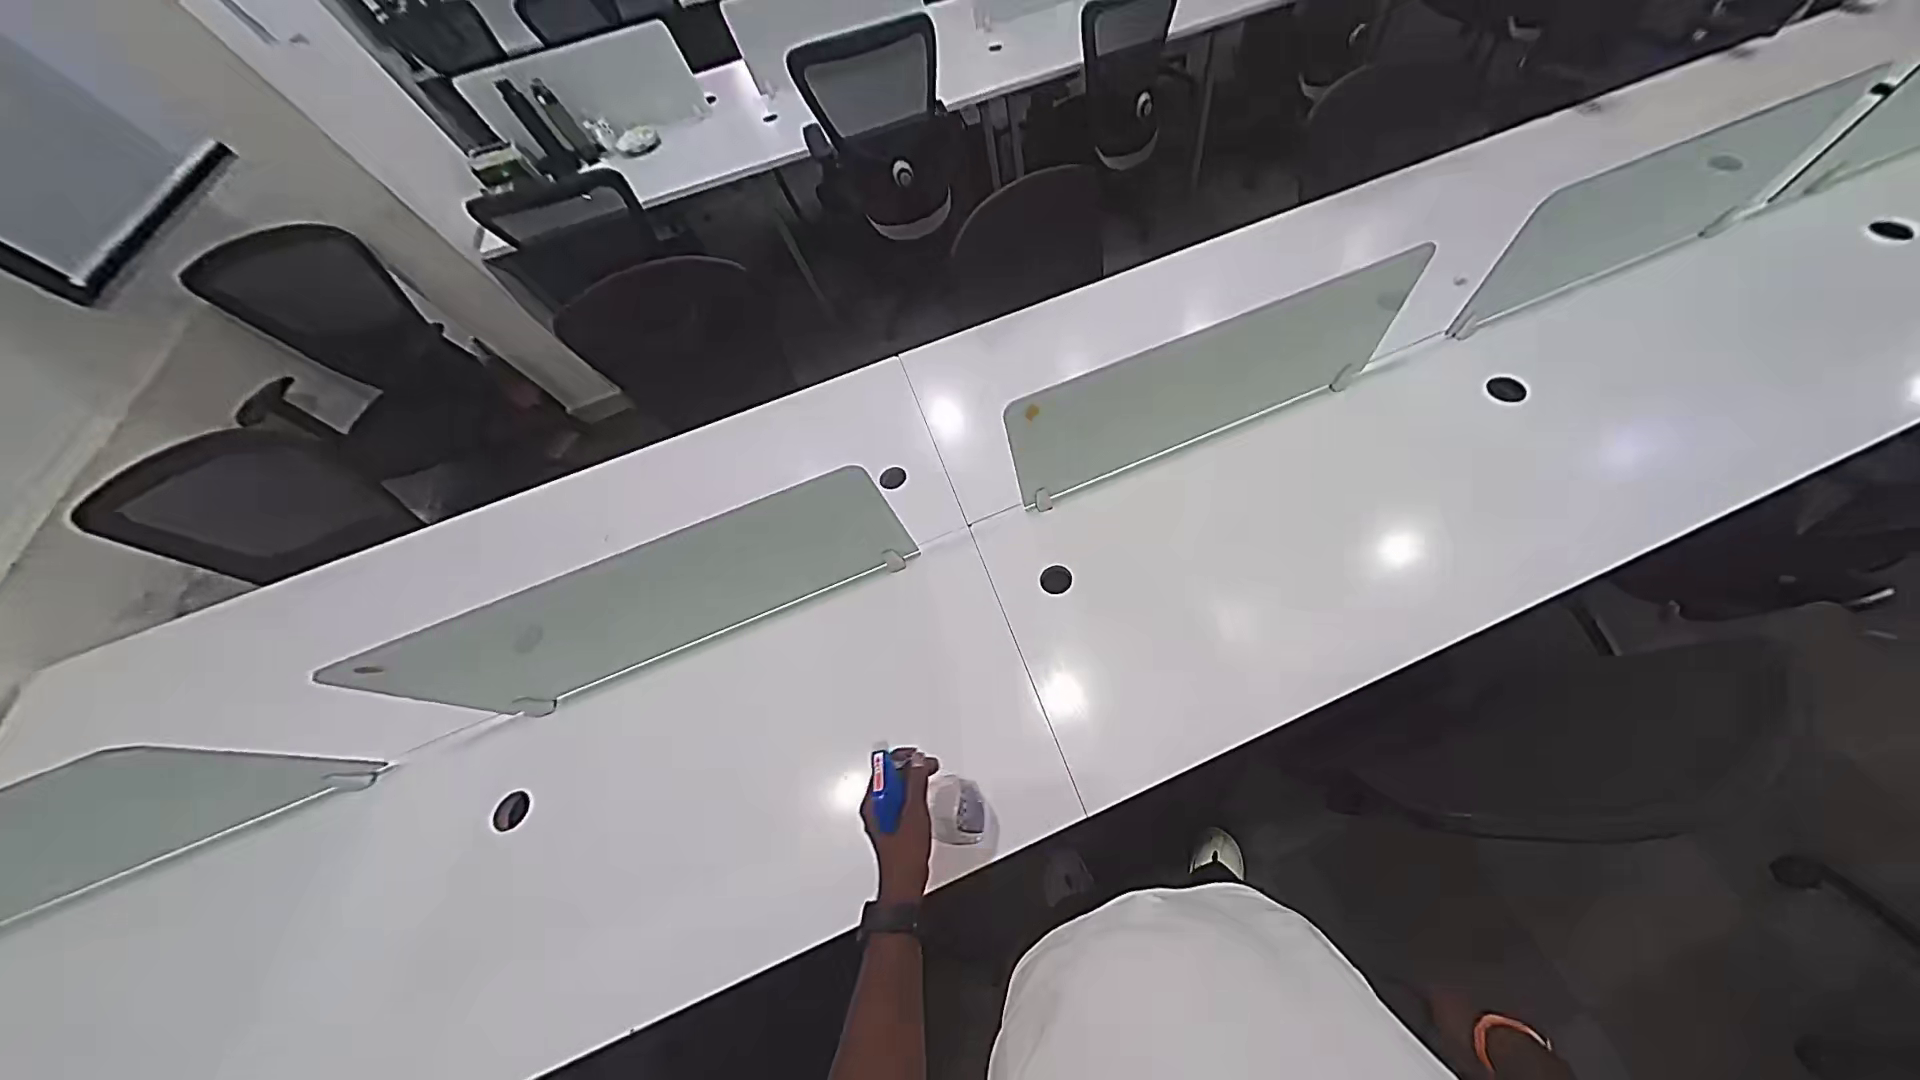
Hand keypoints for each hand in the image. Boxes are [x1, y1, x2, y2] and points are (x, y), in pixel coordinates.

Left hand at [862, 748, 938, 903]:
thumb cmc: (905, 855)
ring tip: (928, 776)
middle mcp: (874, 807)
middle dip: (909, 766)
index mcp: (874, 802)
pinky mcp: (889, 825)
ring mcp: (881, 817)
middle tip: (927, 765)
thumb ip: (915, 783)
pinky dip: (910, 792)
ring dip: (911, 778)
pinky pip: (897, 800)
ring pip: (894, 787)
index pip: (883, 766)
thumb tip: (916, 761)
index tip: (919, 756)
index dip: (902, 757)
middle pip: (888, 775)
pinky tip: (922, 795)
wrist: (903, 886)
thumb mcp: (914, 813)